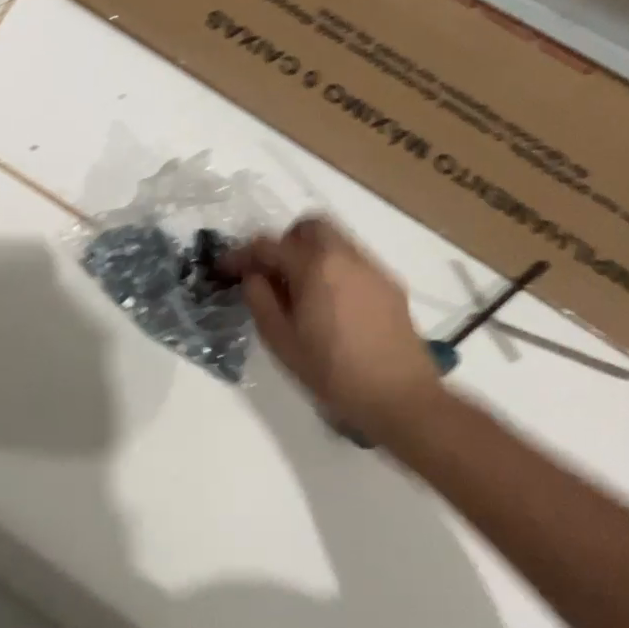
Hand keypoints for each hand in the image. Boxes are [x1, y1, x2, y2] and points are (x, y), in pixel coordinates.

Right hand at [224, 218, 442, 437]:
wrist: (403, 400)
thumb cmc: (332, 371)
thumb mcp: (279, 338)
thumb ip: (259, 297)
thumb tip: (254, 276)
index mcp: (315, 266)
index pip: (267, 245)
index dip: (240, 254)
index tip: (224, 269)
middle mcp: (347, 258)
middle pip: (310, 227)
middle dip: (284, 242)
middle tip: (271, 271)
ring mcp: (374, 271)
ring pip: (335, 243)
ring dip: (311, 256)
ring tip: (299, 291)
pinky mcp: (392, 289)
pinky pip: (354, 264)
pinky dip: (334, 271)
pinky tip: (329, 306)